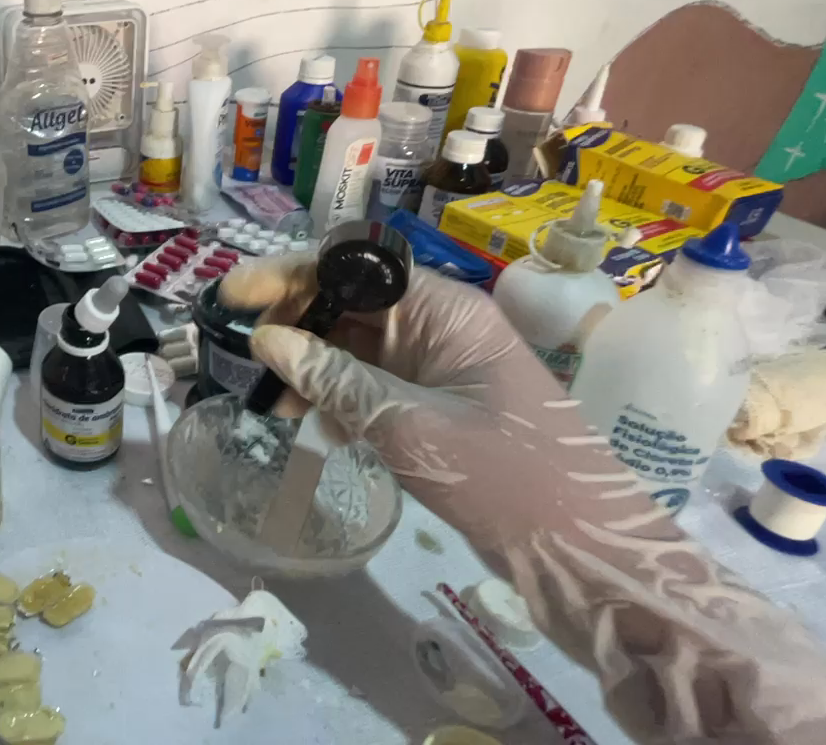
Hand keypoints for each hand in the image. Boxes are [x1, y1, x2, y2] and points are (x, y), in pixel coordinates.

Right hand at [222, 256, 825, 744]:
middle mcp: (437, 324)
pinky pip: (367, 380)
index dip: (288, 274)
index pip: (352, 266)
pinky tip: (314, 426)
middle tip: (243, 352)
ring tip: (276, 405)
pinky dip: (334, 395)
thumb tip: (264, 338)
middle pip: (345, 301)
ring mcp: (435, 362)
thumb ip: (331, 378)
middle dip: (292, 323)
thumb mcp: (407, 425)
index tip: (234, 295)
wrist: (591, 559)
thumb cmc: (507, 480)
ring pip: (350, 344)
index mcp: (444, 309)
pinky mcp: (432, 399)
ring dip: (308, 366)